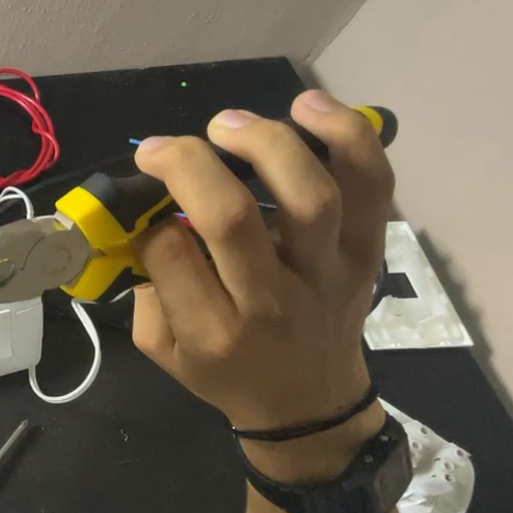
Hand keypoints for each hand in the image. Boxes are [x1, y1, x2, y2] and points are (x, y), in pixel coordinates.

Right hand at [129, 90, 393, 479]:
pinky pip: (372, 188)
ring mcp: (329, 273)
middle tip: (159, 148)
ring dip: (265, 144)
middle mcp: (273, 302)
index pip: (171, 254)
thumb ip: (147, 291)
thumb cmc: (222, 375)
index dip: (147, 219)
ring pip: (309, 196)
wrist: (309, 404)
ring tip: (227, 123)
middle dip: (187, 167)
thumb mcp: (161, 350)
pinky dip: (348, 139)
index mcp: (213, 332)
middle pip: (231, 218)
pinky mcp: (368, 253)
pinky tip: (308, 108)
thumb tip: (145, 222)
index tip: (140, 209)